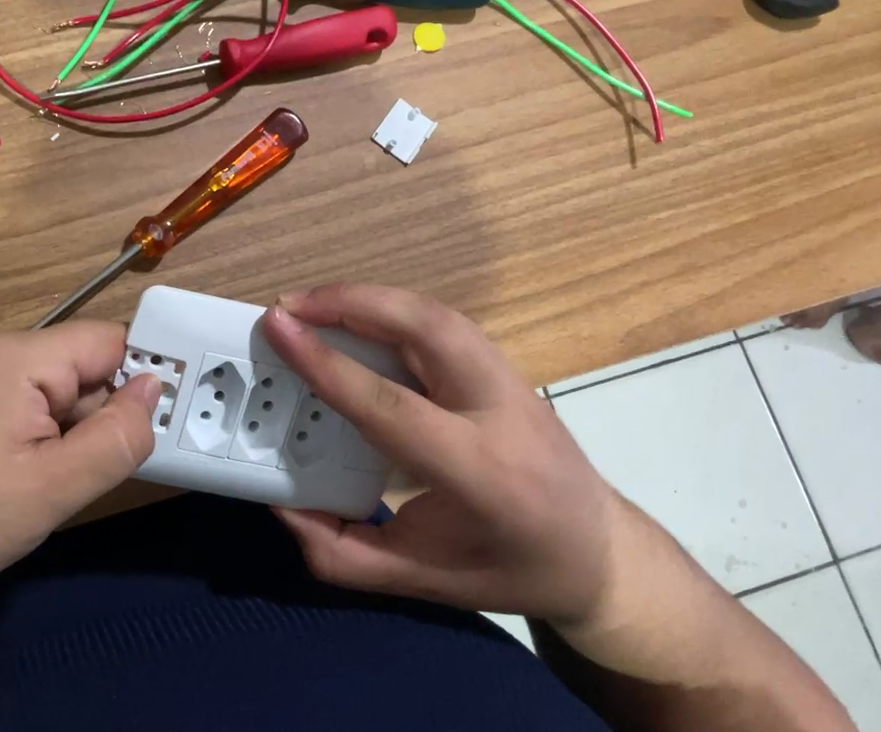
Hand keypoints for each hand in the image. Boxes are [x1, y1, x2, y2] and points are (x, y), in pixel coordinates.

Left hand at [0, 321, 161, 630]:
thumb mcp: (54, 489)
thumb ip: (117, 437)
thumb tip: (154, 390)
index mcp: (14, 354)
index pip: (106, 341)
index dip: (137, 380)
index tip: (150, 429)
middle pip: (74, 364)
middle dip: (92, 414)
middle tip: (82, 474)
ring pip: (44, 386)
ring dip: (60, 428)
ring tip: (39, 483)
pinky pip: (11, 398)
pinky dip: (28, 432)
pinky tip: (9, 478)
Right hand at [260, 284, 624, 627]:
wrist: (601, 556)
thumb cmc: (508, 570)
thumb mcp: (421, 581)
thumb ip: (342, 553)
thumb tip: (282, 505)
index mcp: (479, 473)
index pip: (389, 404)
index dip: (326, 362)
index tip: (278, 327)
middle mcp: (500, 412)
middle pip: (425, 327)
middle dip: (352, 303)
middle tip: (290, 306)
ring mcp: (511, 380)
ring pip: (436, 313)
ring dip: (370, 299)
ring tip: (315, 305)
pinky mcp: (506, 366)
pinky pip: (442, 321)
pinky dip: (393, 308)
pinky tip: (359, 317)